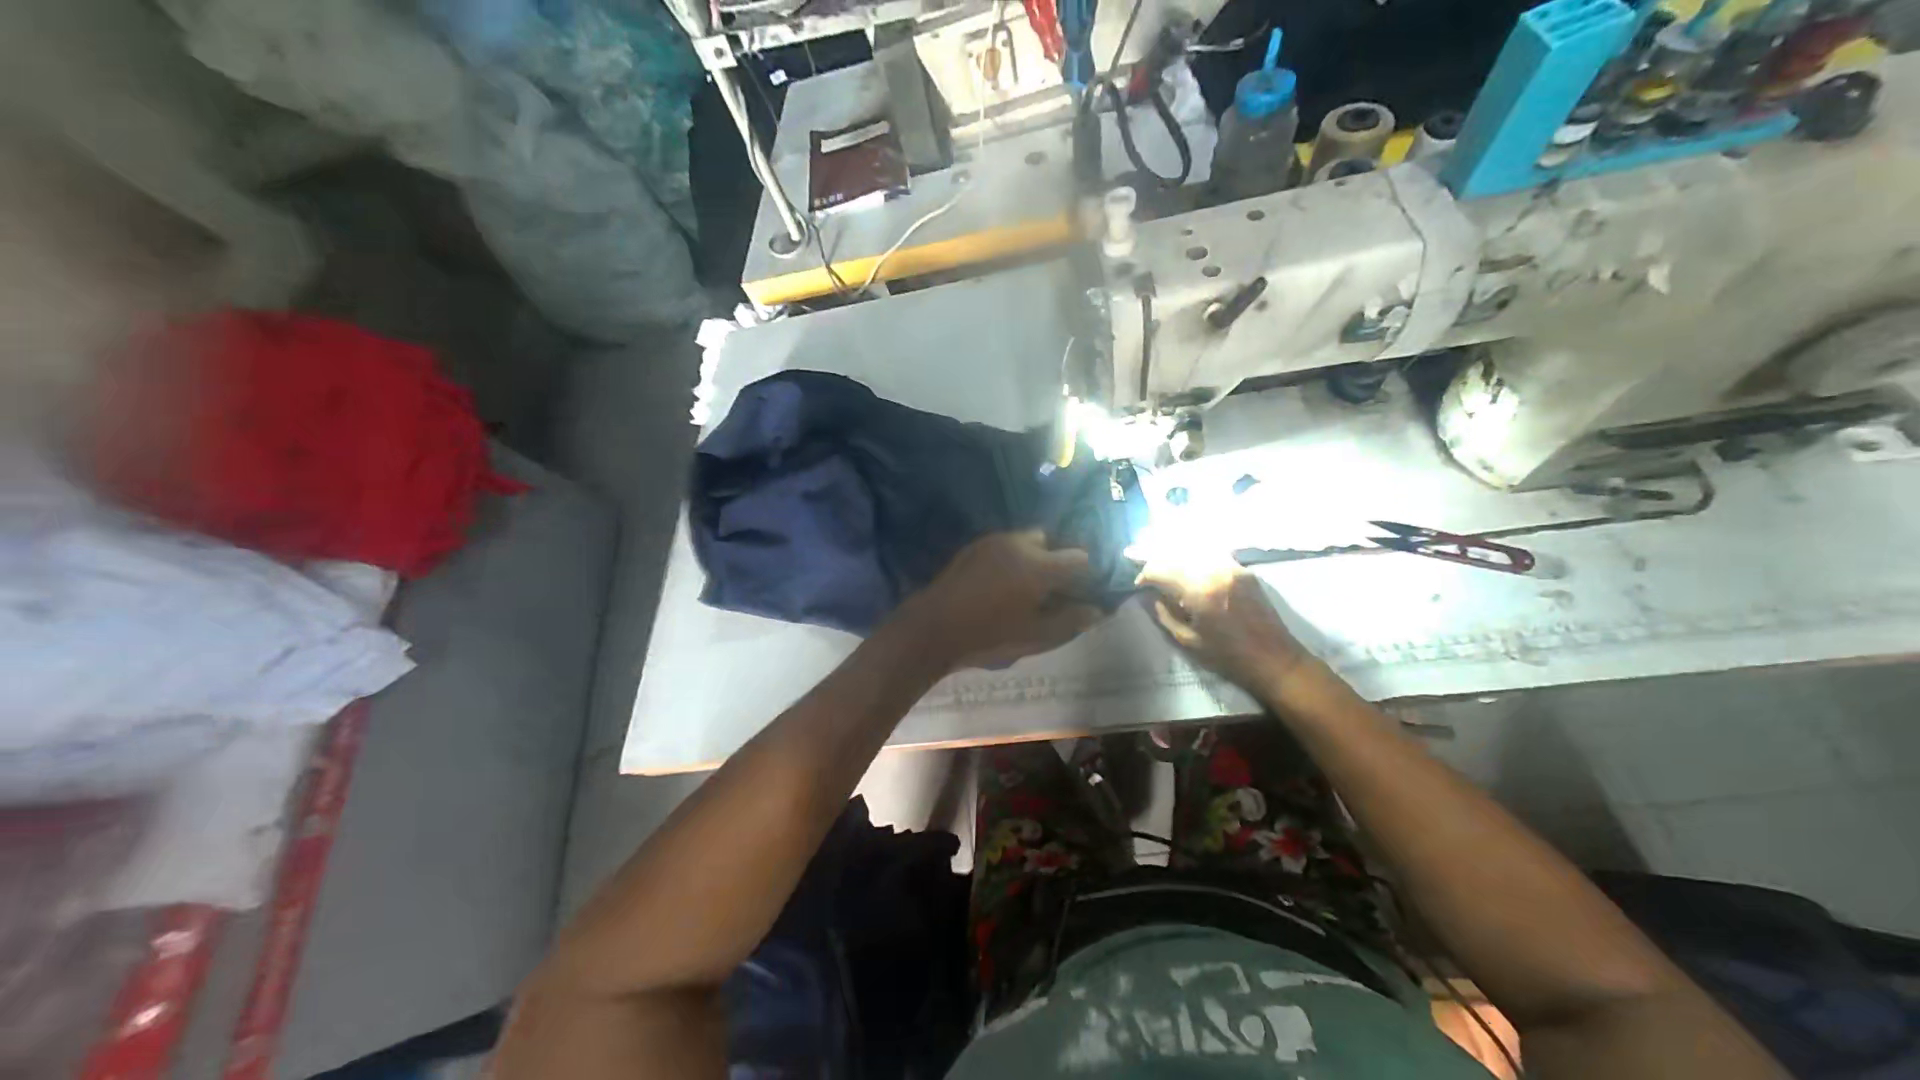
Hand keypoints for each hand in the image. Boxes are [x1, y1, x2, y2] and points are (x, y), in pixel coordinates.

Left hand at [896, 530, 1103, 671]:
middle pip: (1051, 542)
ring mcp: (993, 542)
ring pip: (1025, 541)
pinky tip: (1002, 585)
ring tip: (1026, 588)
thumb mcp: (1036, 637)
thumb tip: (1096, 611)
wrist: (933, 629)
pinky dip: (1011, 559)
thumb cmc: (989, 636)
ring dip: (1033, 558)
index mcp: (1040, 566)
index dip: (1086, 575)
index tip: (1083, 593)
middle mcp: (1019, 544)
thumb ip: (1070, 620)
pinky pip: (1003, 547)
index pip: (1079, 559)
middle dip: (1057, 562)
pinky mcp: (973, 548)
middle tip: (1053, 591)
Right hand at [1136, 555, 1312, 693]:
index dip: (1146, 575)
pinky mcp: (1244, 571)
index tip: (1139, 584)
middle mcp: (1215, 571)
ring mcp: (1232, 568)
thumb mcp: (1188, 640)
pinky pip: (1214, 555)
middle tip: (1150, 575)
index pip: (1162, 569)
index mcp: (1199, 589)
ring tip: (1169, 569)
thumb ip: (1166, 615)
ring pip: (1196, 551)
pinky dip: (1199, 558)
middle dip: (1159, 562)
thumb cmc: (1228, 655)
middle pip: (1178, 555)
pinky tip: (1193, 568)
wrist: (1274, 659)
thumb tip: (1153, 598)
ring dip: (1178, 556)